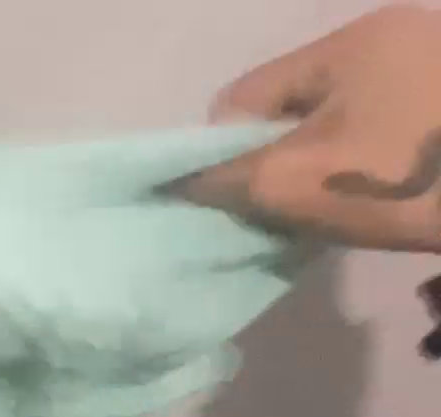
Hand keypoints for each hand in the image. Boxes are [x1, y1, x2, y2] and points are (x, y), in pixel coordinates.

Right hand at [188, 6, 440, 252]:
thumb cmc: (408, 177)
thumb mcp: (288, 182)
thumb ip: (216, 178)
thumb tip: (178, 181)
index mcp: (351, 42)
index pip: (237, 101)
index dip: (222, 154)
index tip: (244, 194)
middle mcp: (397, 35)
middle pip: (286, 110)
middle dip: (272, 160)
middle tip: (289, 204)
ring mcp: (438, 60)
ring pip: (331, 122)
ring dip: (317, 166)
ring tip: (339, 198)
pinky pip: (378, 126)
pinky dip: (363, 162)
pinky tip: (381, 187)